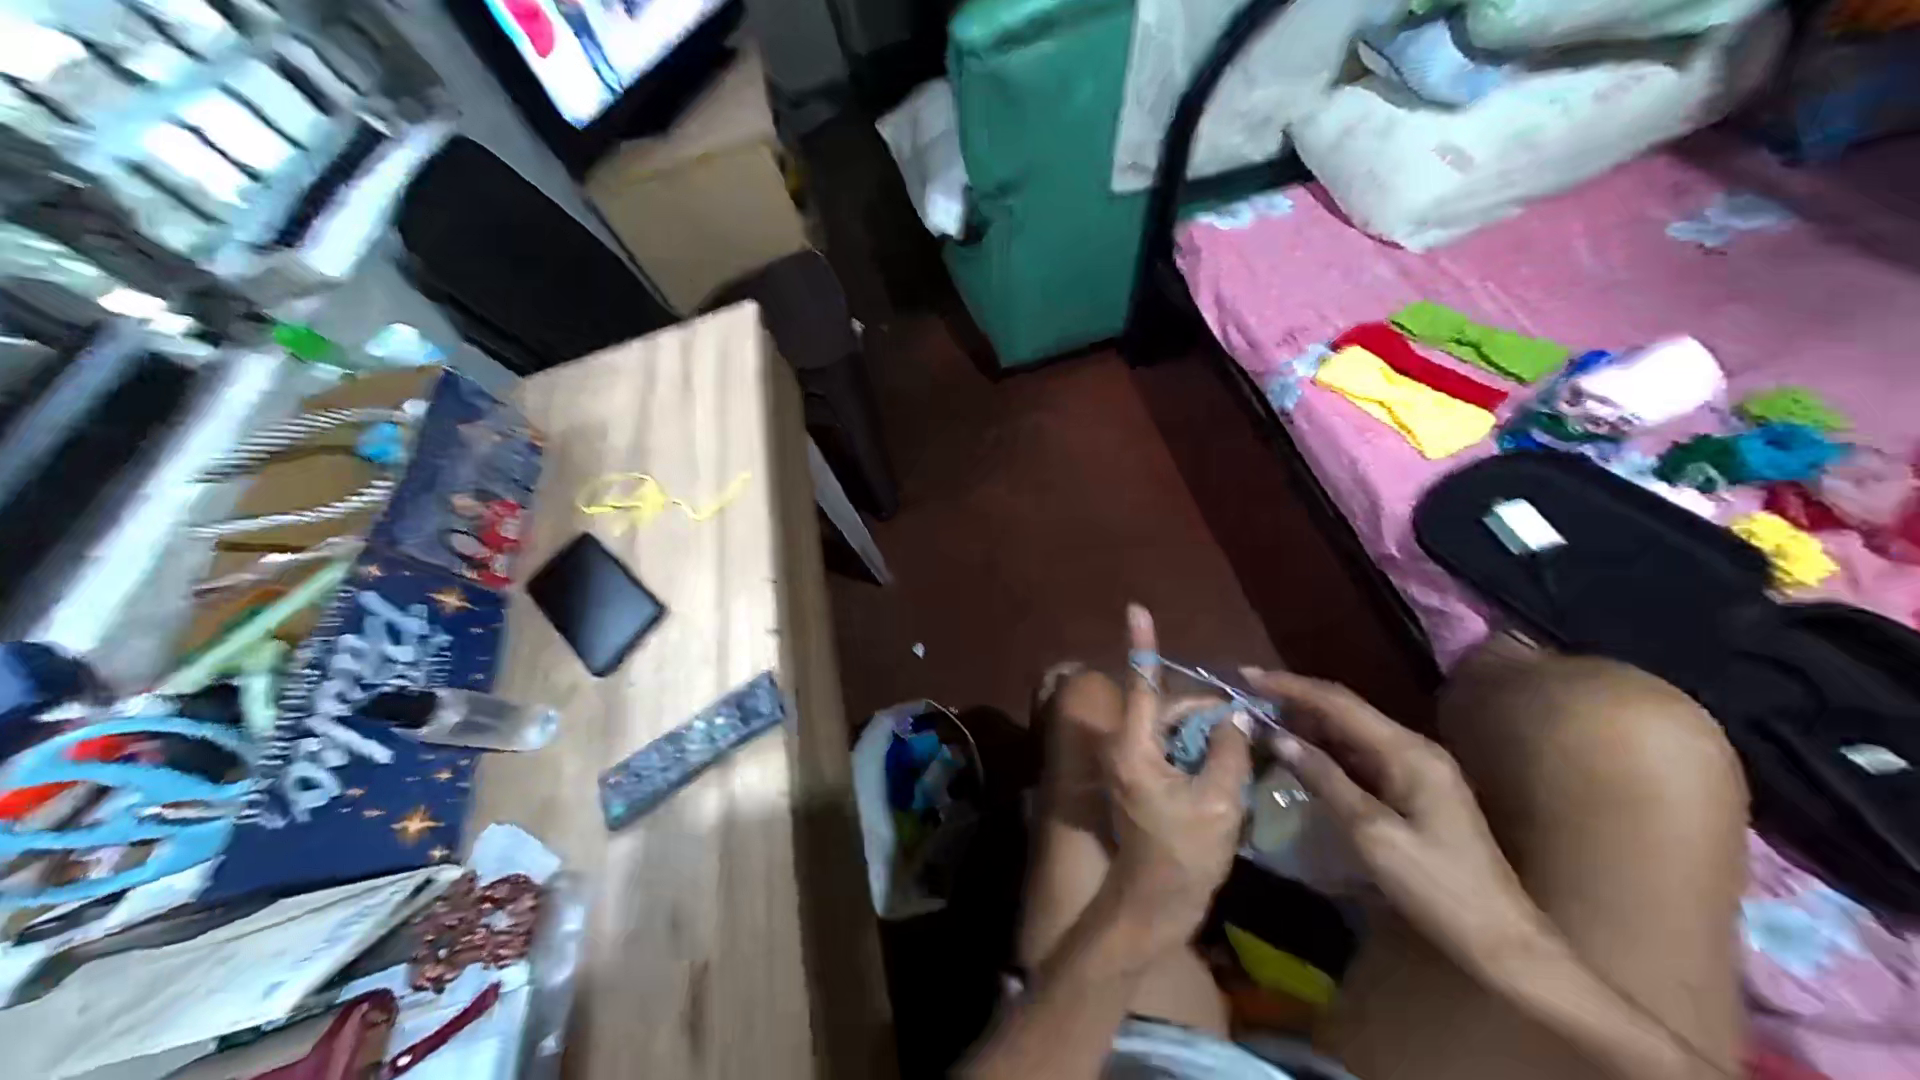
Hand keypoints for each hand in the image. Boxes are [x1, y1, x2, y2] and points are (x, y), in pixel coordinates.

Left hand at [1101, 605, 1251, 954]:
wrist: (1155, 903)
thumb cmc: (1184, 854)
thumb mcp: (1219, 800)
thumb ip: (1228, 749)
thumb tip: (1234, 715)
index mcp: (1134, 745)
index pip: (1140, 684)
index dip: (1141, 643)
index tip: (1135, 607)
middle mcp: (1124, 746)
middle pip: (1166, 708)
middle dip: (1205, 712)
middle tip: (1246, 724)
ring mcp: (1129, 764)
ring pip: (1170, 729)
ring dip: (1204, 734)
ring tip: (1241, 746)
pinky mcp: (1139, 779)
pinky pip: (1169, 749)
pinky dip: (1196, 751)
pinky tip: (1226, 765)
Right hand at [1243, 669, 1548, 977]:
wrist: (1502, 941)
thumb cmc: (1437, 887)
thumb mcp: (1372, 833)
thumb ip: (1325, 779)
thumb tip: (1278, 737)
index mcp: (1408, 752)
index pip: (1338, 702)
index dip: (1290, 686)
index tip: (1247, 676)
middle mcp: (1413, 748)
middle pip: (1344, 710)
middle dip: (1294, 700)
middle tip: (1246, 698)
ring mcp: (1414, 768)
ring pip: (1348, 731)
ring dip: (1305, 723)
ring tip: (1260, 720)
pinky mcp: (1410, 788)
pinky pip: (1357, 755)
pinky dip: (1323, 748)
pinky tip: (1295, 753)